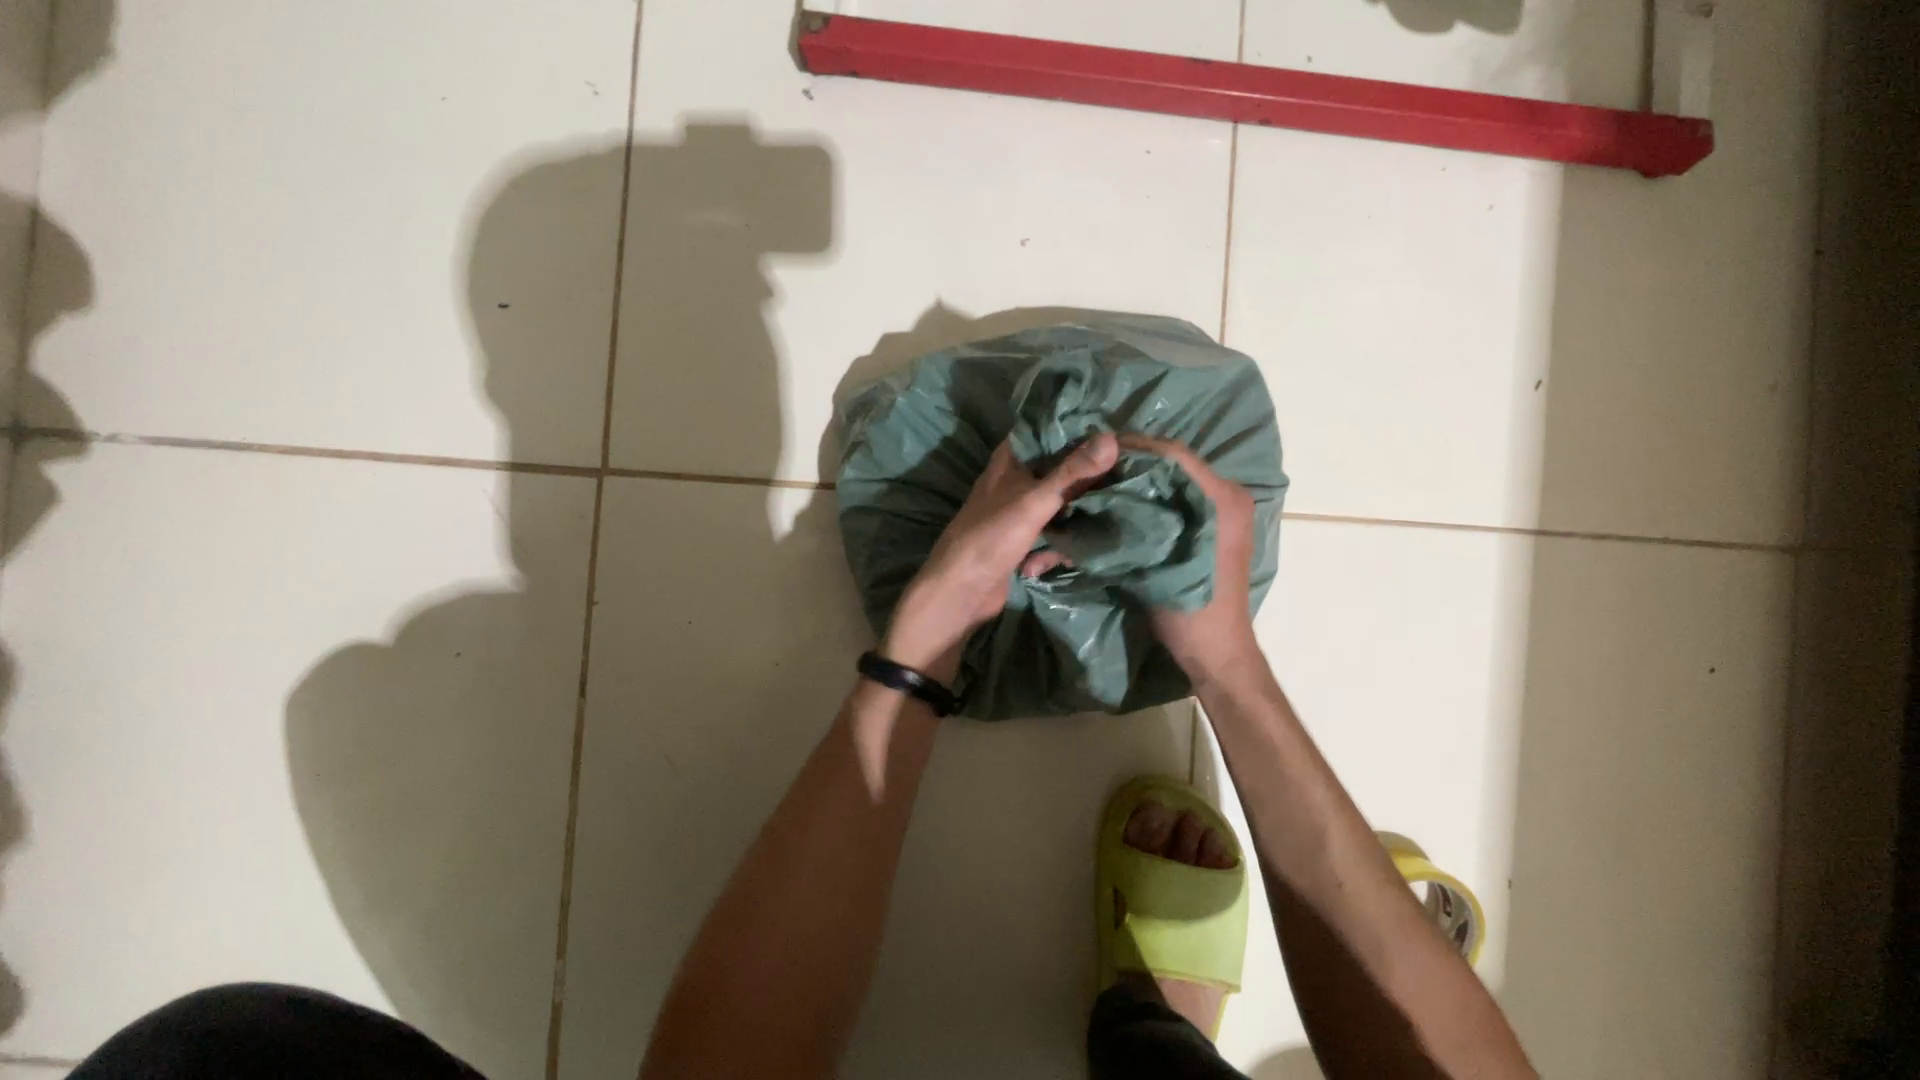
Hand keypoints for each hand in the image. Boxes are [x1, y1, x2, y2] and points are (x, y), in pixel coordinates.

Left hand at [883, 433, 1120, 680]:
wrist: (958, 593)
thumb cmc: (990, 538)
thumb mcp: (1034, 503)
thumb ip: (1073, 473)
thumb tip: (1113, 438)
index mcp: (1011, 460)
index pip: (1049, 430)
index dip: (1081, 431)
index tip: (1116, 435)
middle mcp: (1015, 480)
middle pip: (1062, 470)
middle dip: (1087, 484)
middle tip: (1121, 485)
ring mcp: (1018, 512)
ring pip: (1062, 506)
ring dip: (1073, 526)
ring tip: (1080, 539)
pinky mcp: (1022, 541)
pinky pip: (1052, 536)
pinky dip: (1053, 551)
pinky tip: (1040, 566)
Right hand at [1117, 433, 1263, 688]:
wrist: (1216, 649)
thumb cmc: (1186, 610)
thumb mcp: (1149, 564)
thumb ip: (1129, 521)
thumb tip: (1090, 491)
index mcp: (1220, 499)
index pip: (1171, 453)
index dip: (1131, 447)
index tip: (1094, 452)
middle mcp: (1229, 495)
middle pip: (1174, 461)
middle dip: (1134, 460)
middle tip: (1095, 467)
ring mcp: (1227, 509)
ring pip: (1177, 476)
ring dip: (1143, 475)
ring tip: (1106, 482)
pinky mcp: (1219, 523)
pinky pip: (1183, 493)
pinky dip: (1156, 492)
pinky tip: (1128, 502)